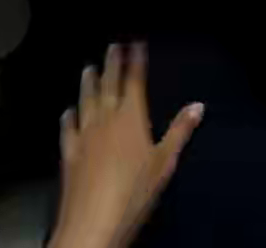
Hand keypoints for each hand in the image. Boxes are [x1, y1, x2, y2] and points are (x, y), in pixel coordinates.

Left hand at [49, 43, 203, 247]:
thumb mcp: (164, 162)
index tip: (135, 44)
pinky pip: (69, 127)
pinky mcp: (70, 150)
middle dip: (112, 63)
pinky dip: (69, 117)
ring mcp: (85, 132)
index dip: (135, 61)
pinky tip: (68, 111)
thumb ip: (180, 131)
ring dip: (88, 82)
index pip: (134, 80)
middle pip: (109, 83)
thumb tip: (198, 105)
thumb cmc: (134, 192)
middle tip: (112, 46)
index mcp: (130, 116)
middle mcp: (106, 116)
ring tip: (89, 68)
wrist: (94, 221)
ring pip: (87, 99)